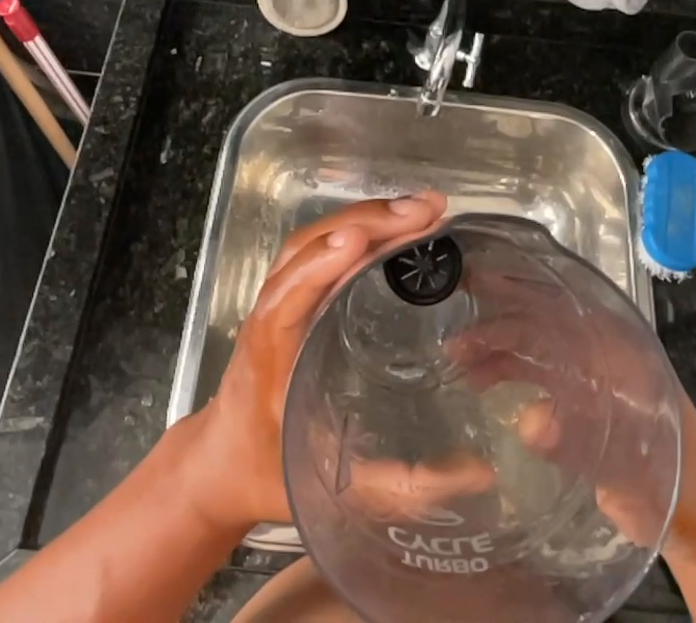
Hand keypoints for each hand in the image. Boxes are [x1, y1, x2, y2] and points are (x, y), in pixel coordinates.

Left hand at [182, 192, 448, 530]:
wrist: (219, 462)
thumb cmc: (264, 471)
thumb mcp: (328, 484)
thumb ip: (398, 486)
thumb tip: (476, 476)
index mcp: (266, 353)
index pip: (287, 297)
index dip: (319, 267)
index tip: (358, 242)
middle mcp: (269, 313)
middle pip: (305, 250)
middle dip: (365, 223)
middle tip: (427, 213)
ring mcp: (279, 299)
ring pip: (312, 240)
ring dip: (365, 217)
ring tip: (423, 210)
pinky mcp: (292, 295)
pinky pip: (319, 248)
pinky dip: (359, 228)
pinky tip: (398, 225)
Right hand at [447, 300, 687, 548]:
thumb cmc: (682, 499)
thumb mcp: (636, 478)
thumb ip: (584, 450)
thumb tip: (528, 422)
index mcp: (628, 356)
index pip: (567, 309)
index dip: (520, 292)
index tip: (477, 282)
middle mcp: (611, 355)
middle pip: (547, 323)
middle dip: (498, 321)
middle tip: (450, 322)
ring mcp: (599, 378)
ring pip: (539, 347)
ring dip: (498, 349)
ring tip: (455, 361)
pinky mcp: (588, 404)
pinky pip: (542, 373)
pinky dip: (509, 372)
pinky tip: (479, 383)